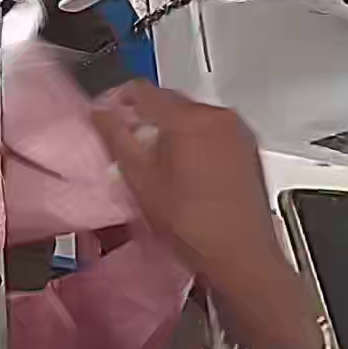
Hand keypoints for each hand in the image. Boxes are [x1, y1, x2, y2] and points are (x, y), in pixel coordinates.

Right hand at [90, 81, 321, 348]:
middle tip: (126, 143)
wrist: (242, 259)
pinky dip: (193, 140)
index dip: (116, 100)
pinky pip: (211, 130)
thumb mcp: (140, 179)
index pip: (141, 90)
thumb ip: (116, 137)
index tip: (105, 116)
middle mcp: (218, 116)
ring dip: (168, 129)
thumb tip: (100, 112)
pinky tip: (183, 170)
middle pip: (168, 101)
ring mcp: (237, 131)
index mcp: (189, 118)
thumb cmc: (191, 225)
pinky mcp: (247, 148)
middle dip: (143, 118)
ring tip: (154, 161)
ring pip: (190, 116)